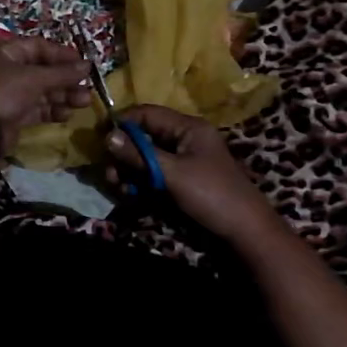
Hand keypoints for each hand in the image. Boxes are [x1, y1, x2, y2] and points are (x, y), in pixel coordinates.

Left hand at [0, 37, 90, 153]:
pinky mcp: (14, 115)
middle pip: (43, 70)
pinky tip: (67, 114)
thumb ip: (62, 72)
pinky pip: (37, 109)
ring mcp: (10, 94)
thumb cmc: (3, 93)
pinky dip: (52, 110)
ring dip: (63, 95)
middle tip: (88, 86)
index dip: (61, 54)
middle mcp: (7, 70)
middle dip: (66, 79)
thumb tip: (87, 65)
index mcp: (6, 53)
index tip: (84, 63)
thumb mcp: (34, 78)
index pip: (38, 47)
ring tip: (84, 102)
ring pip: (42, 91)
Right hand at [103, 104, 276, 240]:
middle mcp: (183, 139)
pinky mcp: (179, 179)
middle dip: (122, 153)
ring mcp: (181, 160)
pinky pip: (152, 173)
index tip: (101, 140)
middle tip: (110, 172)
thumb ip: (138, 154)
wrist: (245, 232)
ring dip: (127, 170)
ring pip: (144, 157)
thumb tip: (107, 136)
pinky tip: (130, 194)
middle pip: (142, 136)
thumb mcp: (171, 173)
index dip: (122, 123)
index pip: (146, 113)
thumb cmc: (211, 195)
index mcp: (188, 127)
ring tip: (119, 187)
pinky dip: (139, 182)